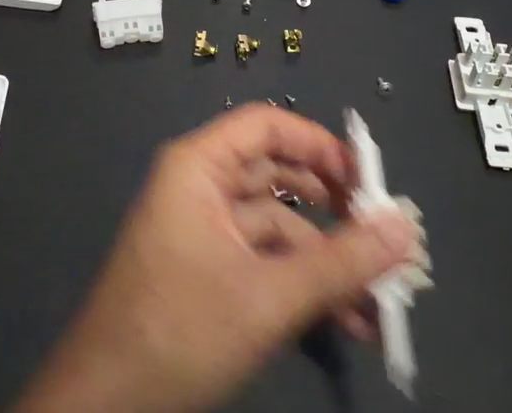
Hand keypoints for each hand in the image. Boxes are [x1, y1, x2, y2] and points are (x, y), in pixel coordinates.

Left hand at [13, 105, 418, 412]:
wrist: (107, 404)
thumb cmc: (181, 329)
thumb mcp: (269, 297)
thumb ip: (341, 263)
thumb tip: (404, 229)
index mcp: (199, 168)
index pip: (266, 126)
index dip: (319, 145)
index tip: (369, 183)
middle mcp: (201, 189)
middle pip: (278, 177)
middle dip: (335, 211)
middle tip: (387, 241)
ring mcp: (204, 233)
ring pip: (280, 228)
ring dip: (329, 262)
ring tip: (382, 299)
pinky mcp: (209, 274)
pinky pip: (267, 263)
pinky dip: (306, 287)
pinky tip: (350, 324)